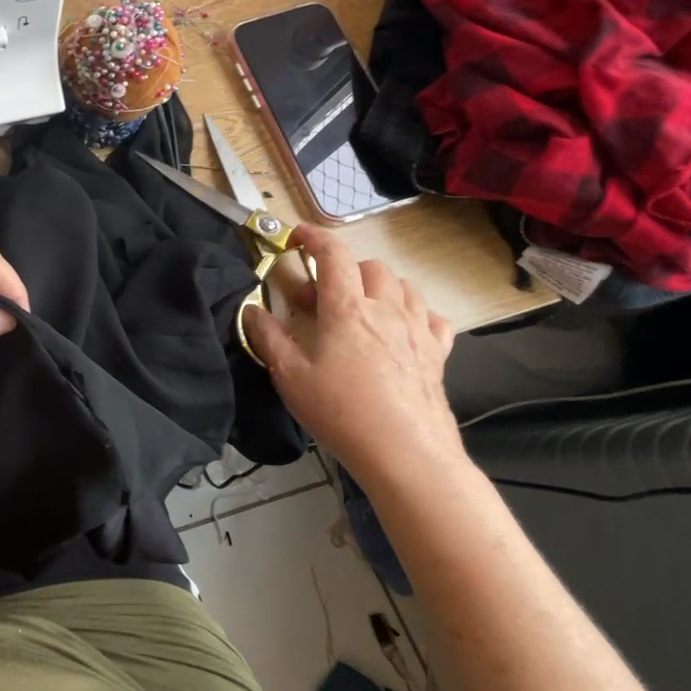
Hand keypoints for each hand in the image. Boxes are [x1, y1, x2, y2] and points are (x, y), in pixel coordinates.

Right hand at [242, 226, 461, 483]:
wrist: (407, 454)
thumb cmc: (342, 412)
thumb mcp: (290, 377)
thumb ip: (269, 338)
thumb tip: (252, 311)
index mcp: (348, 309)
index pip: (334, 255)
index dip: (314, 238)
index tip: (297, 237)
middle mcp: (387, 310)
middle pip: (370, 267)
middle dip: (342, 270)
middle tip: (317, 298)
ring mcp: (418, 330)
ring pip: (403, 286)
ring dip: (377, 285)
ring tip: (357, 307)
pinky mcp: (438, 353)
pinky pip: (431, 316)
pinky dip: (412, 311)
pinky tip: (399, 328)